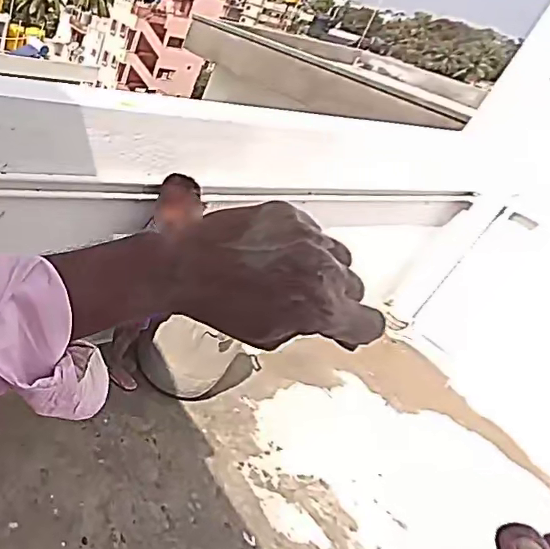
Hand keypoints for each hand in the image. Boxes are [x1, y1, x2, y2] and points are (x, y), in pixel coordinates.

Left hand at [168, 201, 385, 350]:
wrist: (182, 264)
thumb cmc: (214, 300)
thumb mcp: (266, 335)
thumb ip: (301, 327)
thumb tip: (312, 323)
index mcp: (320, 306)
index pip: (367, 322)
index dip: (356, 328)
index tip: (348, 326)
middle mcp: (320, 267)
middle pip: (352, 284)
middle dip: (332, 294)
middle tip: (305, 296)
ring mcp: (305, 236)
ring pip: (335, 253)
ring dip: (318, 264)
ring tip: (285, 271)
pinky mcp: (286, 214)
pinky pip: (308, 230)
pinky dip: (297, 240)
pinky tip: (272, 250)